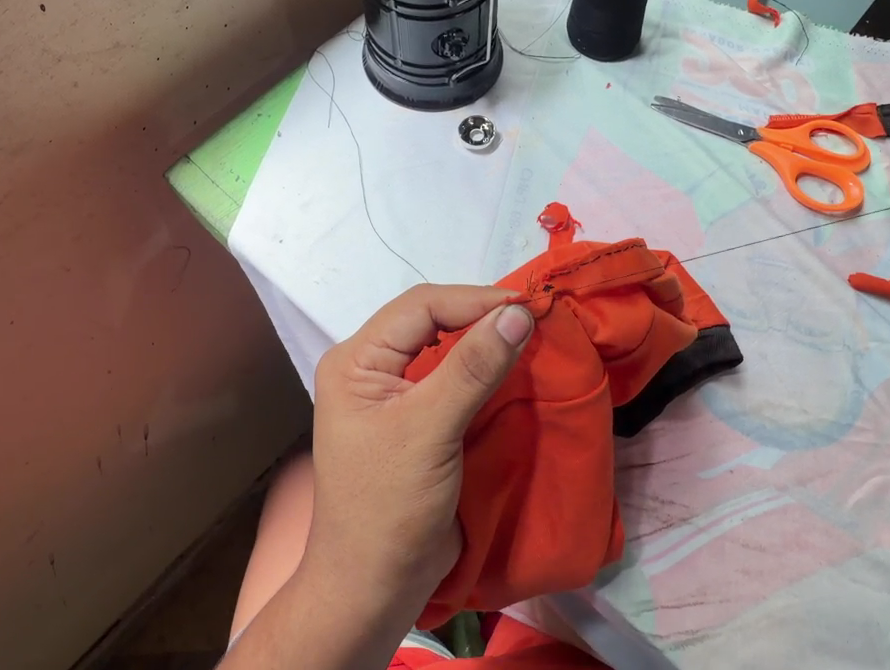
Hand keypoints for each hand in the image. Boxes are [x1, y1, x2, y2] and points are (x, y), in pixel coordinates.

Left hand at [303, 284, 533, 619]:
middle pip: (430, 320)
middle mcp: (370, 368)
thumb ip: (473, 368)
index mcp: (356, 360)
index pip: (419, 307)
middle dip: (480, 315)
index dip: (473, 300)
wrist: (373, 589)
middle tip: (533, 318)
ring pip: (442, 347)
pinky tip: (511, 369)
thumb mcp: (430, 430)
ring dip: (484, 341)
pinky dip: (483, 370)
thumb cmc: (389, 506)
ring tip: (529, 336)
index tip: (528, 307)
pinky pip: (451, 379)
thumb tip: (519, 313)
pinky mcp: (415, 420)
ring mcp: (391, 395)